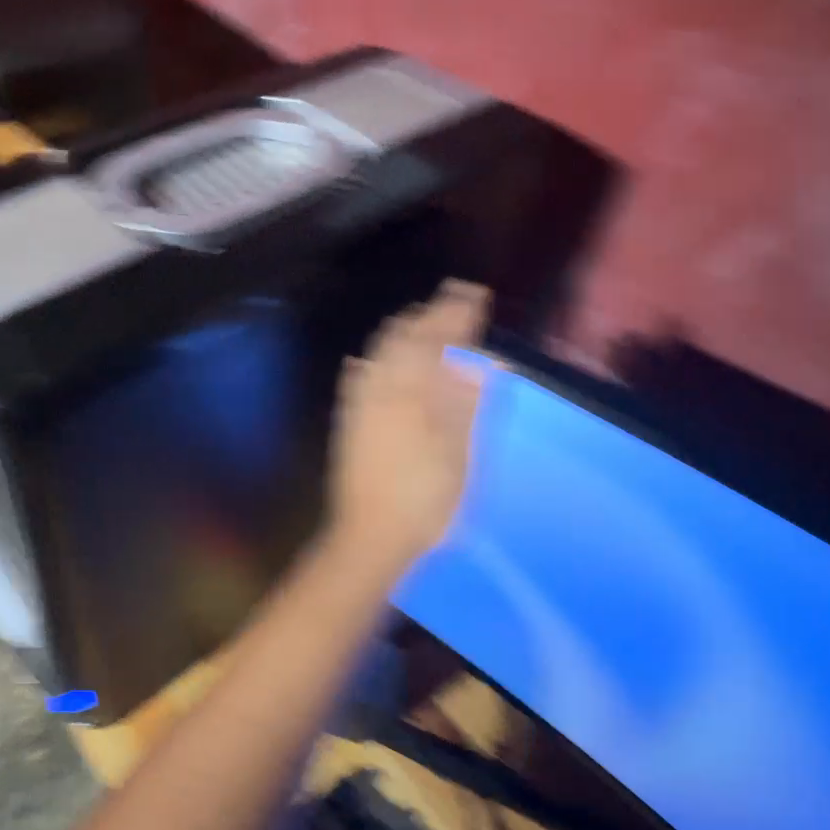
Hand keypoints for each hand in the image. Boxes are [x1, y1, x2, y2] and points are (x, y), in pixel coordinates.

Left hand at [326, 279, 490, 573]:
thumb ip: (466, 403)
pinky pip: (358, 376)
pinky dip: (373, 359)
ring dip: (401, 331)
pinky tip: (372, 361)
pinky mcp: (348, 421)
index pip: (435, 337)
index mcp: (412, 391)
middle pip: (402, 336)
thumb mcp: (459, 455)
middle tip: (452, 301)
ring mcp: (359, 403)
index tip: (474, 293)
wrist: (369, 536)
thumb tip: (482, 361)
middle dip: (428, 314)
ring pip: (379, 351)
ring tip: (421, 322)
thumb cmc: (424, 499)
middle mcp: (381, 388)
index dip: (455, 313)